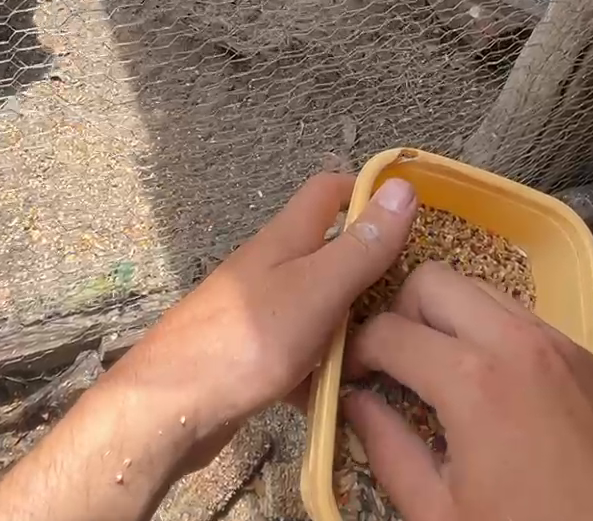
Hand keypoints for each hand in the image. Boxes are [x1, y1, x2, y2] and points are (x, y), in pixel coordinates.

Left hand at [112, 172, 419, 464]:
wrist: (169, 407)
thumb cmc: (248, 338)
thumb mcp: (317, 288)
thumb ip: (361, 245)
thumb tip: (403, 186)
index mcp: (289, 237)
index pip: (330, 190)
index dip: (368, 192)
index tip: (415, 215)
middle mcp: (277, 265)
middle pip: (333, 250)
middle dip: (374, 269)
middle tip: (422, 299)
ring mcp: (265, 311)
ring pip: (324, 306)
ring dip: (356, 324)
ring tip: (402, 353)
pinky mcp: (259, 354)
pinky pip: (306, 351)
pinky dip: (327, 368)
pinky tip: (354, 397)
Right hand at [345, 262, 592, 520]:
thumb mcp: (444, 519)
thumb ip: (388, 450)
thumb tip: (354, 401)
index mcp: (472, 380)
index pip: (388, 330)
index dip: (355, 349)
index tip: (348, 375)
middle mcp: (514, 341)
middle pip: (432, 278)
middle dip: (399, 310)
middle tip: (394, 362)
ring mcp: (557, 343)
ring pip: (478, 287)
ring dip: (447, 314)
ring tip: (438, 368)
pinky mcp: (588, 357)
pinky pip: (520, 315)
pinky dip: (489, 329)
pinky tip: (490, 383)